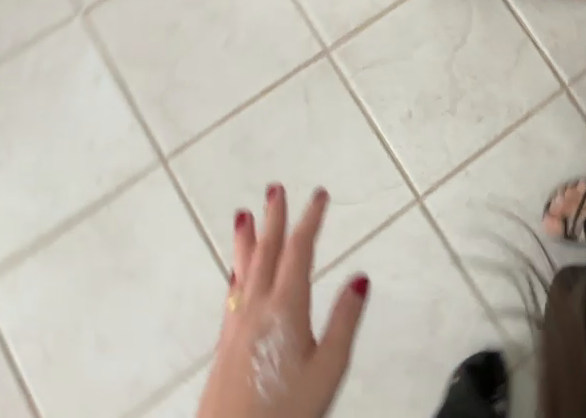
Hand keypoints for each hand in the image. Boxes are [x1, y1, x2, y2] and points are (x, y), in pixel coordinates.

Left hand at [198, 185, 368, 417]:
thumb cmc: (287, 411)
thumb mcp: (329, 368)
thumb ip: (344, 320)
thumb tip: (359, 276)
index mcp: (286, 308)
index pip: (299, 252)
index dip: (310, 220)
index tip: (319, 195)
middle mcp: (257, 309)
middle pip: (266, 254)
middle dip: (274, 220)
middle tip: (275, 189)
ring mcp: (237, 328)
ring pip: (244, 272)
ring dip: (248, 241)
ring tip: (243, 217)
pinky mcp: (226, 347)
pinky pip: (233, 294)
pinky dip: (237, 273)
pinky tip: (235, 275)